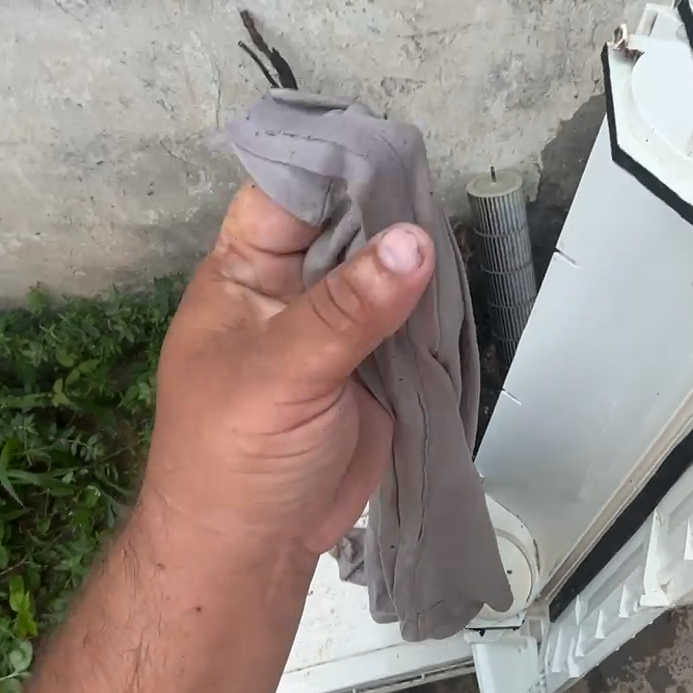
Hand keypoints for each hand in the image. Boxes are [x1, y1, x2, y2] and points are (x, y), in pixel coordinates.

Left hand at [136, 184, 433, 567]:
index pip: (286, 195)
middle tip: (440, 184)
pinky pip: (408, 323)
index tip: (392, 146)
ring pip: (384, 275)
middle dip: (387, 212)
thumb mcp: (281, 373)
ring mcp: (338, 330)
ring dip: (416, 261)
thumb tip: (414, 243)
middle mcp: (293, 291)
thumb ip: (347, 310)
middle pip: (345, 229)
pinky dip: (431, 308)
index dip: (331, 168)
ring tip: (459, 228)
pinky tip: (458, 284)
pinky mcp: (375, 367)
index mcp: (245, 274)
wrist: (258, 545)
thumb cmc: (233, 455)